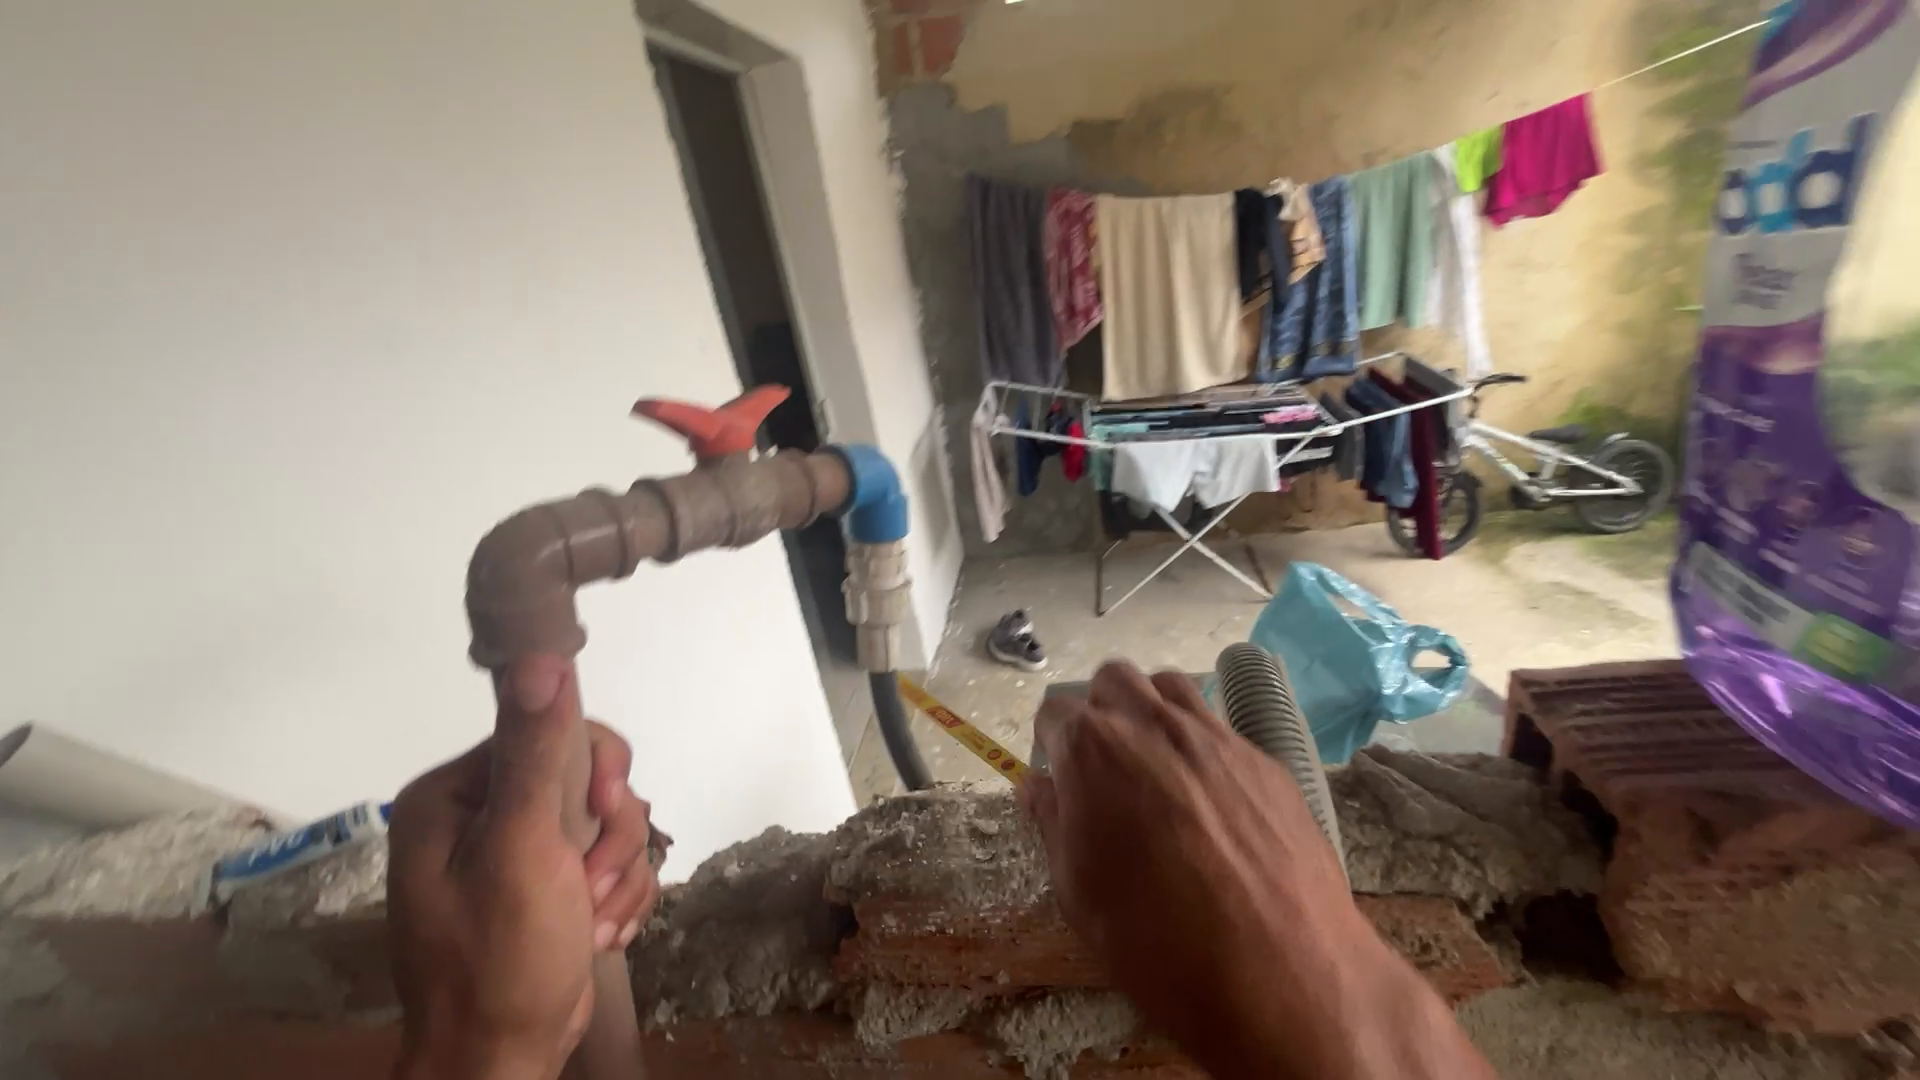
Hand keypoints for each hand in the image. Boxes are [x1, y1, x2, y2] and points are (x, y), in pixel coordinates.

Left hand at [387, 655, 666, 1079]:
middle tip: (597, 878)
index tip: (603, 811)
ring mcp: (523, 851)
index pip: (550, 732)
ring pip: (611, 820)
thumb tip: (541, 657)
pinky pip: (614, 858)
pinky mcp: (555, 881)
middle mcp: (485, 815)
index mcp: (458, 795)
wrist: (502, 1062)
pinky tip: (602, 930)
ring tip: (596, 921)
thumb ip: (536, 753)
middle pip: (589, 777)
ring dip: (619, 872)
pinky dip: (620, 894)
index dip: (593, 768)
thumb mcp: (521, 849)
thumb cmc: (500, 958)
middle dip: (611, 833)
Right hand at [1021, 662, 1493, 1079]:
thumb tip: (1038, 786)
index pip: (1055, 711)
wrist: (1280, 972)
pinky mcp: (1263, 757)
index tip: (1059, 773)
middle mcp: (1152, 723)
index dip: (1051, 741)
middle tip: (1106, 764)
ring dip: (1152, 711)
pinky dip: (1201, 744)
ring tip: (1157, 763)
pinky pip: (1220, 727)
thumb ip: (1051, 823)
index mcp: (1093, 749)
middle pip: (1114, 680)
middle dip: (1100, 709)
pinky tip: (1212, 797)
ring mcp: (1214, 734)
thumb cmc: (1155, 938)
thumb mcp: (1077, 890)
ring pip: (1170, 686)